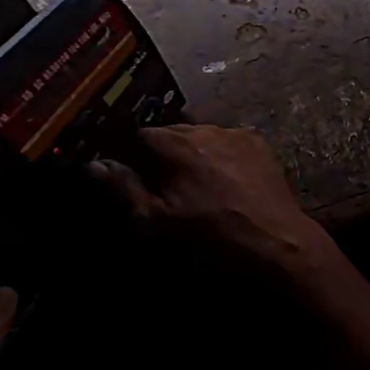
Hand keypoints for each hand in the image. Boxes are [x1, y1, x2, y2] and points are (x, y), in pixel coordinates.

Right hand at [90, 124, 338, 283]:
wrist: (274, 239)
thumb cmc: (210, 235)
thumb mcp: (154, 222)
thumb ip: (123, 188)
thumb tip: (94, 165)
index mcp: (177, 144)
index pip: (138, 134)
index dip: (129, 154)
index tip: (128, 174)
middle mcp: (207, 130)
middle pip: (172, 131)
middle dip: (160, 152)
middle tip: (160, 182)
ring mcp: (238, 135)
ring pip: (202, 134)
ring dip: (192, 151)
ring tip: (193, 182)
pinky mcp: (261, 146)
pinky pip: (229, 141)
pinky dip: (219, 154)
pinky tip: (222, 178)